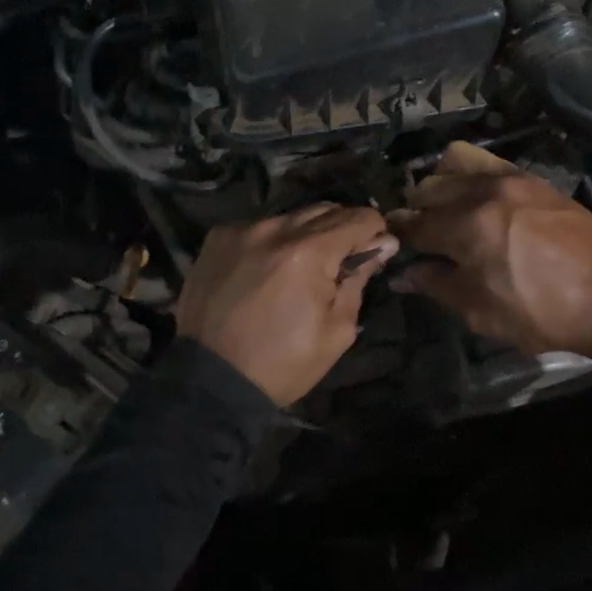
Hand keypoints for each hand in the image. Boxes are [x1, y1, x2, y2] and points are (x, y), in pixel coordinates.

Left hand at [176, 203, 398, 404]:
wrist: (210, 381)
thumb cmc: (282, 363)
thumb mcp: (337, 331)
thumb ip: (359, 281)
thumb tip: (381, 246)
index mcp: (309, 252)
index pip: (358, 217)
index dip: (375, 229)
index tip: (377, 246)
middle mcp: (275, 228)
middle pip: (325, 209)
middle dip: (342, 228)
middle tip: (342, 258)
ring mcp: (242, 230)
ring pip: (290, 216)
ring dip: (305, 234)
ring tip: (301, 265)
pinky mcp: (218, 237)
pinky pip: (258, 226)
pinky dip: (272, 241)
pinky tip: (266, 269)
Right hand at [388, 142, 591, 355]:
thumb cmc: (542, 314)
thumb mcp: (482, 311)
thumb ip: (437, 285)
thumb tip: (402, 274)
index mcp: (467, 229)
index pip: (414, 225)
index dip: (397, 235)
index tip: (390, 243)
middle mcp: (482, 193)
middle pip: (428, 191)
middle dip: (415, 212)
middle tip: (418, 235)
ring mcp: (508, 179)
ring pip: (451, 167)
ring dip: (438, 187)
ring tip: (443, 210)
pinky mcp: (529, 177)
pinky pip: (483, 160)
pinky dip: (465, 171)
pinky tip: (471, 194)